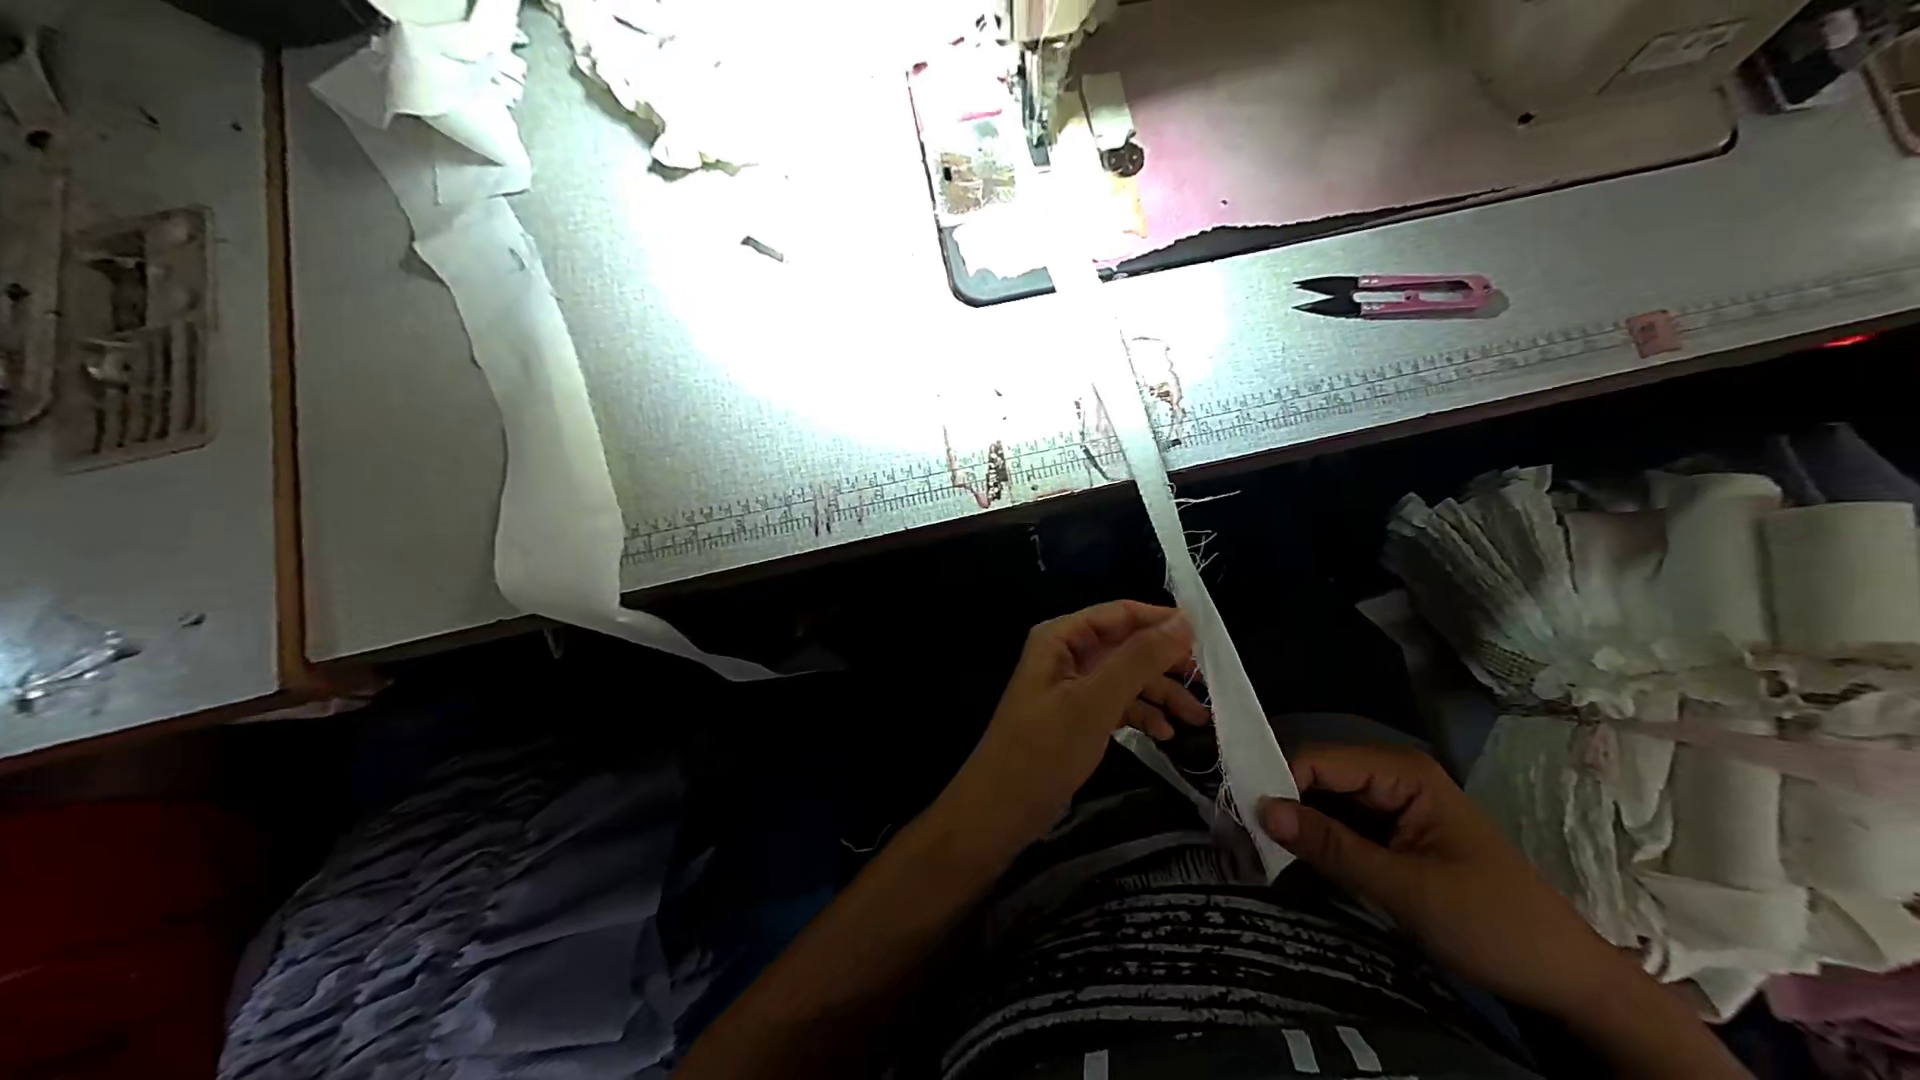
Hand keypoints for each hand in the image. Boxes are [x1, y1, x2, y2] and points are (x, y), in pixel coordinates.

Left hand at [952, 601, 1204, 842]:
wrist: (1000, 810)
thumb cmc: (1044, 749)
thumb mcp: (1095, 700)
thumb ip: (1139, 659)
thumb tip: (1184, 622)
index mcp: (1061, 638)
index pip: (1119, 614)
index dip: (1162, 621)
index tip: (1208, 639)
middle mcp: (1066, 656)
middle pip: (1126, 646)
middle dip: (1166, 664)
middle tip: (1208, 684)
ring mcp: (1072, 689)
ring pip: (1126, 678)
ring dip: (1161, 694)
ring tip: (1198, 719)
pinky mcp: (1077, 718)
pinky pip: (1117, 705)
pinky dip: (1142, 715)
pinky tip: (1166, 734)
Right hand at [1257, 742, 1629, 1017]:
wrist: (1566, 978)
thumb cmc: (1493, 925)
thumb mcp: (1405, 889)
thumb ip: (1330, 846)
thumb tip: (1260, 810)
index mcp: (1403, 773)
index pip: (1319, 761)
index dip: (1277, 781)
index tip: (1241, 815)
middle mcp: (1394, 777)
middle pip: (1318, 776)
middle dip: (1282, 801)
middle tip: (1241, 833)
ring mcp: (1393, 804)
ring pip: (1324, 800)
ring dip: (1295, 822)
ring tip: (1255, 846)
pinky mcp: (1391, 832)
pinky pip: (1340, 823)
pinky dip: (1315, 839)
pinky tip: (1290, 856)